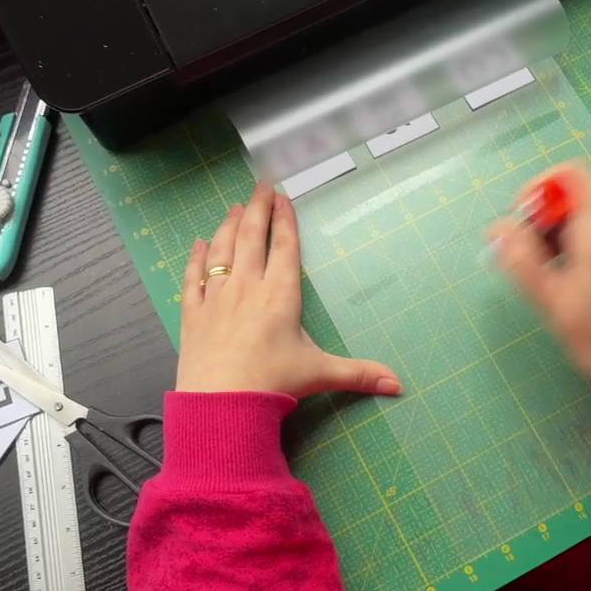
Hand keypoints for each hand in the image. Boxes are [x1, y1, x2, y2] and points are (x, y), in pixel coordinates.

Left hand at [178, 182, 403, 397]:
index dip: (284, 219)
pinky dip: (195, 258)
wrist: (221, 404)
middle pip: (251, 237)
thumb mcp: (320, 375)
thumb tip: (398, 384)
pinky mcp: (193, 315)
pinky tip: (197, 244)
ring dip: (228, 226)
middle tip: (259, 185)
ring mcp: (216, 298)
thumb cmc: (273, 384)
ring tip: (234, 208)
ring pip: (221, 251)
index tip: (282, 196)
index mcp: (280, 294)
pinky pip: (193, 278)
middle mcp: (247, 287)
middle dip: (257, 208)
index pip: (283, 246)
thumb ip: (359, 374)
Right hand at [490, 163, 590, 387]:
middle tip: (531, 258)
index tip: (522, 226)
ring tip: (551, 271)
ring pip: (589, 209)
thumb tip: (496, 228)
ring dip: (562, 231)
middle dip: (546, 218)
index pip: (568, 176)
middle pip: (576, 193)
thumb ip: (522, 259)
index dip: (537, 192)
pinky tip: (574, 273)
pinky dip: (582, 239)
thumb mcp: (553, 301)